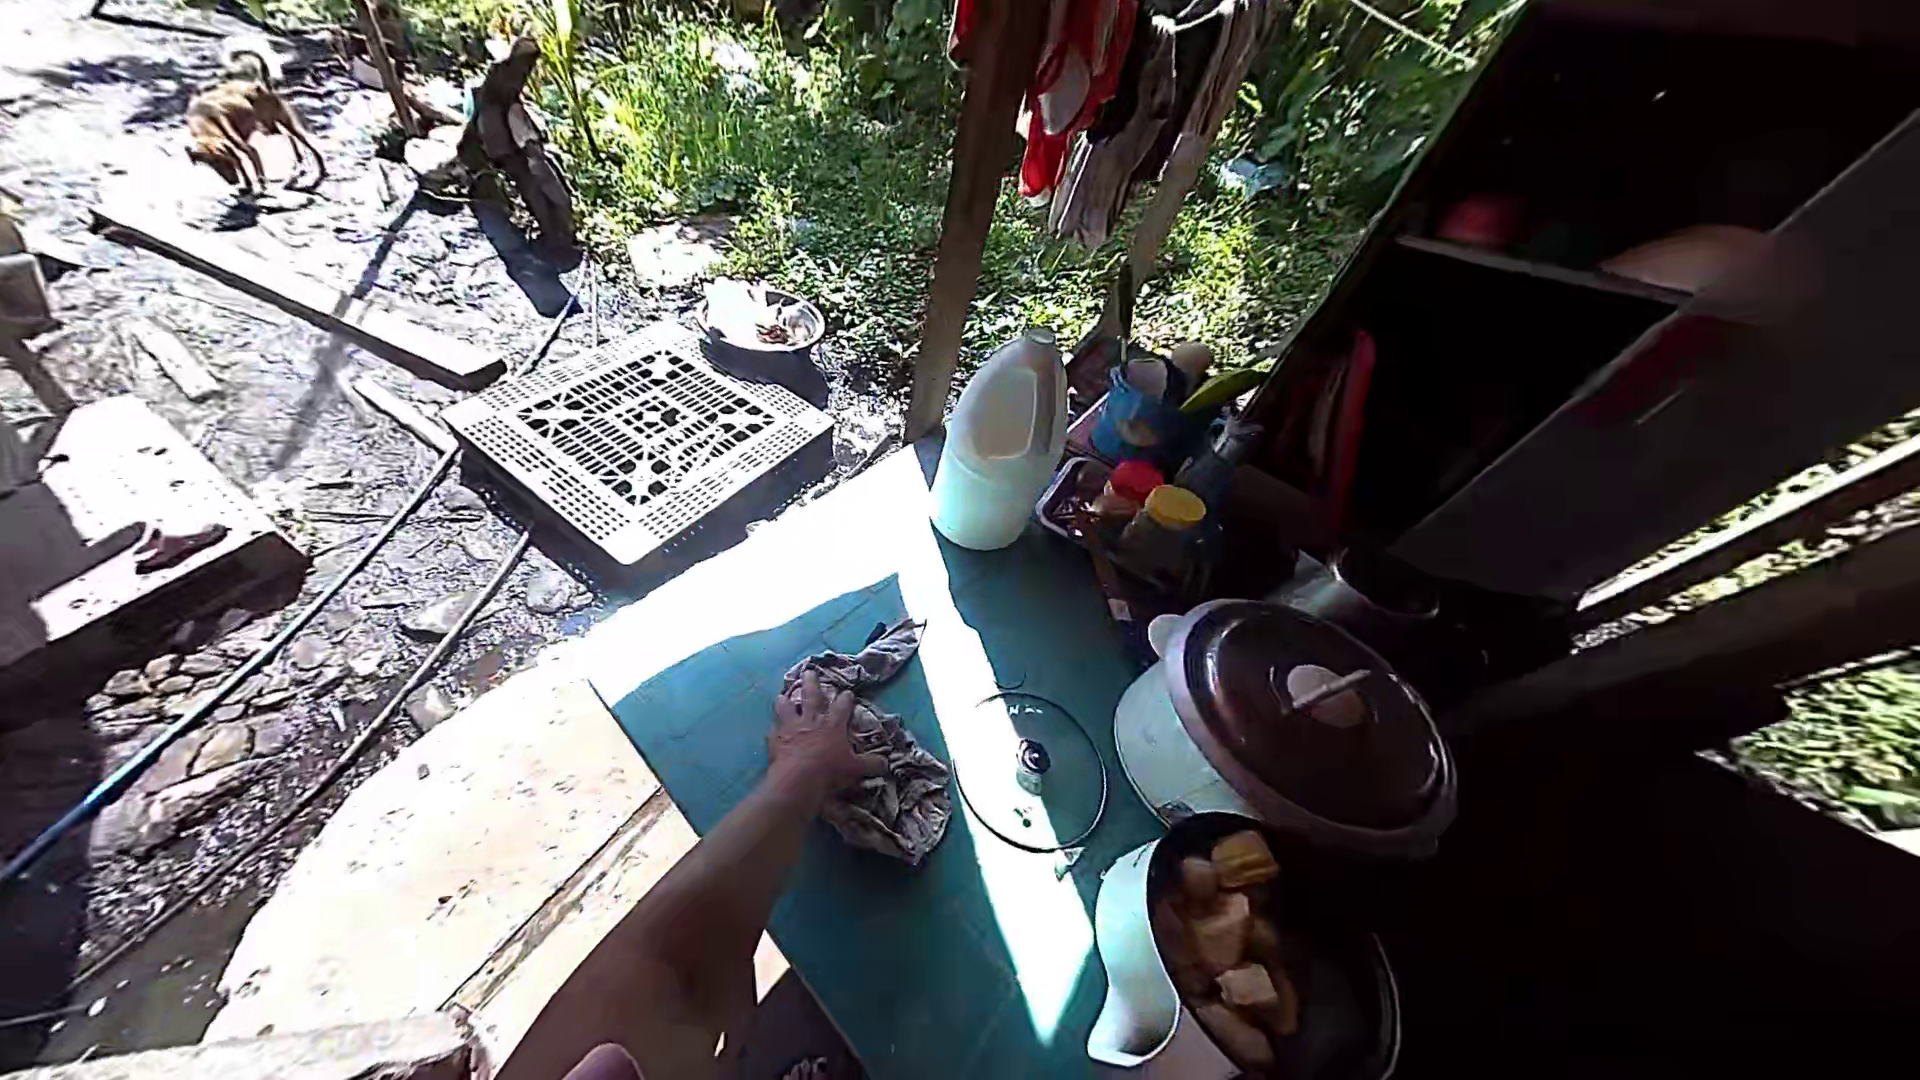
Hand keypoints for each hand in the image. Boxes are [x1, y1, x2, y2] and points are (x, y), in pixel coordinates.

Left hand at [768, 671, 886, 808]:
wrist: (798, 780)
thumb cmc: (830, 771)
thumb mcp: (855, 769)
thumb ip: (871, 764)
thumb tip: (886, 764)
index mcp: (833, 724)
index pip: (842, 706)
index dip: (846, 698)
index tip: (847, 692)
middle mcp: (812, 720)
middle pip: (812, 696)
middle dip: (811, 682)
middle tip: (808, 671)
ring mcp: (792, 728)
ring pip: (787, 707)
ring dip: (785, 701)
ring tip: (782, 695)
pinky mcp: (776, 739)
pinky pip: (774, 730)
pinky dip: (774, 728)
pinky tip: (773, 728)